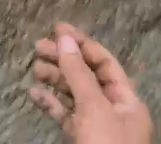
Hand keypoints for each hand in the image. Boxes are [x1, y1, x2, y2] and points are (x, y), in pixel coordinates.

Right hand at [28, 23, 152, 143]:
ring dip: (54, 78)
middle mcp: (113, 111)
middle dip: (63, 59)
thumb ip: (78, 72)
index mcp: (127, 102)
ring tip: (35, 69)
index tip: (57, 28)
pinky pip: (64, 114)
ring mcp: (96, 126)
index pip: (105, 63)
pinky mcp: (80, 139)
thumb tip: (64, 36)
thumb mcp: (94, 108)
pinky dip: (49, 102)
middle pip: (86, 75)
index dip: (82, 43)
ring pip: (73, 93)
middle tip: (38, 47)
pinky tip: (33, 94)